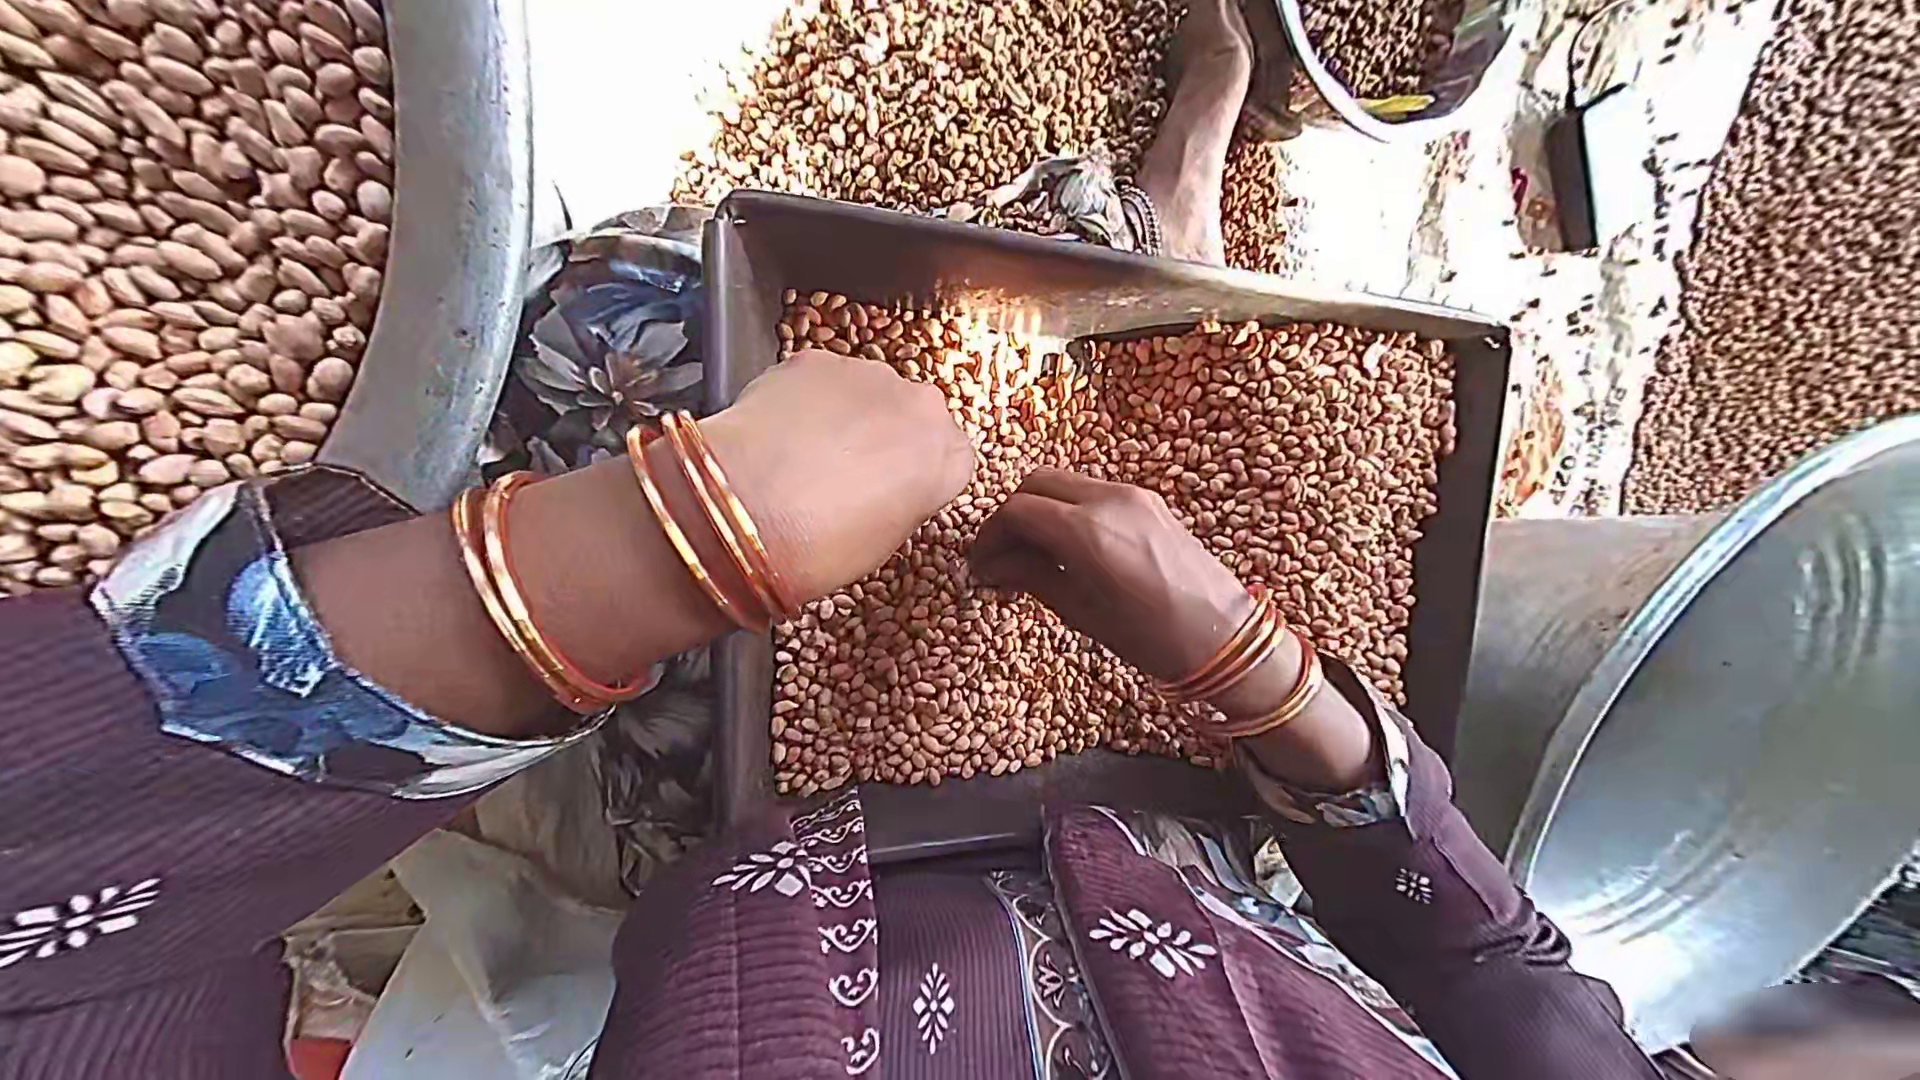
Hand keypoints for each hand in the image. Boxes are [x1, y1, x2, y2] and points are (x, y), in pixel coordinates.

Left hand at [699, 350, 973, 599]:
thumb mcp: (887, 541)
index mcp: (948, 457)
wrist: (750, 508)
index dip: (921, 472)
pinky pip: (824, 378)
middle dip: (890, 437)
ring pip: (870, 392)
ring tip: (809, 453)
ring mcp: (870, 374)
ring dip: (850, 414)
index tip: (899, 487)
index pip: (953, 457)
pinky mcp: (818, 358)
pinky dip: (809, 398)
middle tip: (851, 471)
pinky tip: (785, 430)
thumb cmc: (821, 544)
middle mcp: (921, 405)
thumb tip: (889, 485)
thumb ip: (906, 499)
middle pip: (916, 416)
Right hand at [971, 467, 1378, 790]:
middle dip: (1009, 516)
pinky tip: (1064, 547)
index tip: (979, 565)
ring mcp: (1132, 494)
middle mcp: (1109, 499)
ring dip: (1037, 510)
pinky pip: (1090, 492)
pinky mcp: (1147, 499)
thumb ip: (1033, 577)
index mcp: (1089, 532)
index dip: (989, 536)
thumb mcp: (1083, 612)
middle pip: (1035, 483)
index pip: (1017, 511)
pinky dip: (1065, 510)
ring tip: (1030, 555)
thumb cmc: (1153, 639)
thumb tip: (990, 567)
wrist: (1228, 638)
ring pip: (1062, 483)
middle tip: (999, 557)